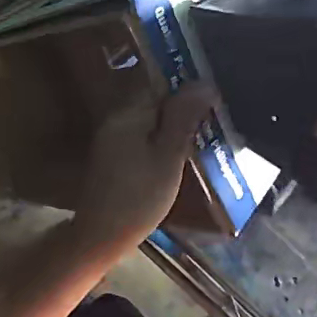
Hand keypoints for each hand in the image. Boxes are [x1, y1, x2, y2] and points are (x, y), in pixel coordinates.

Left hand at [72, 86, 215, 255]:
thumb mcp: (168, 157)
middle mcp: (115, 119)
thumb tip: (203, 82)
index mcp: (128, 114)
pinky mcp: (112, 156)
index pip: (160, 85)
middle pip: (154, 102)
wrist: (101, 234)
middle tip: (214, 123)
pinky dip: (160, 143)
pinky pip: (141, 138)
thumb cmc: (139, 197)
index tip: (214, 103)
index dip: (188, 90)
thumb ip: (182, 119)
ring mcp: (110, 138)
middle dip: (182, 109)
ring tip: (203, 139)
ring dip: (173, 128)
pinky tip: (177, 157)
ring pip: (149, 121)